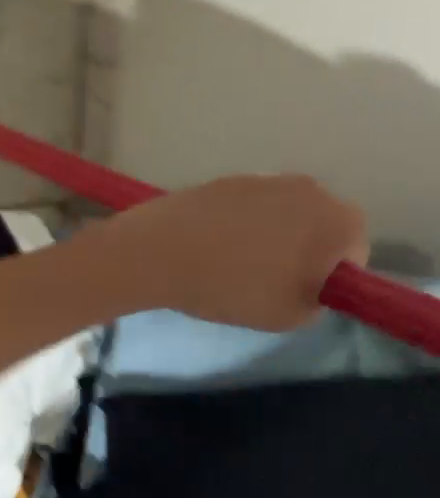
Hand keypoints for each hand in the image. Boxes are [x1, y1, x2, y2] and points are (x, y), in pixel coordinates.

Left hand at [89, 175, 367, 330]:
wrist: (148, 254)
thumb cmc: (228, 286)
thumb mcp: (289, 315)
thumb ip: (316, 302)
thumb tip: (310, 290)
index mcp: (342, 219)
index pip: (349, 255)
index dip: (322, 279)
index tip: (288, 293)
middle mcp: (308, 189)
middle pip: (310, 230)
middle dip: (290, 254)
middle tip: (252, 281)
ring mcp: (256, 181)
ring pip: (269, 219)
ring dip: (254, 239)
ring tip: (217, 266)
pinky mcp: (213, 183)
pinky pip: (229, 212)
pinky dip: (220, 228)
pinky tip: (196, 248)